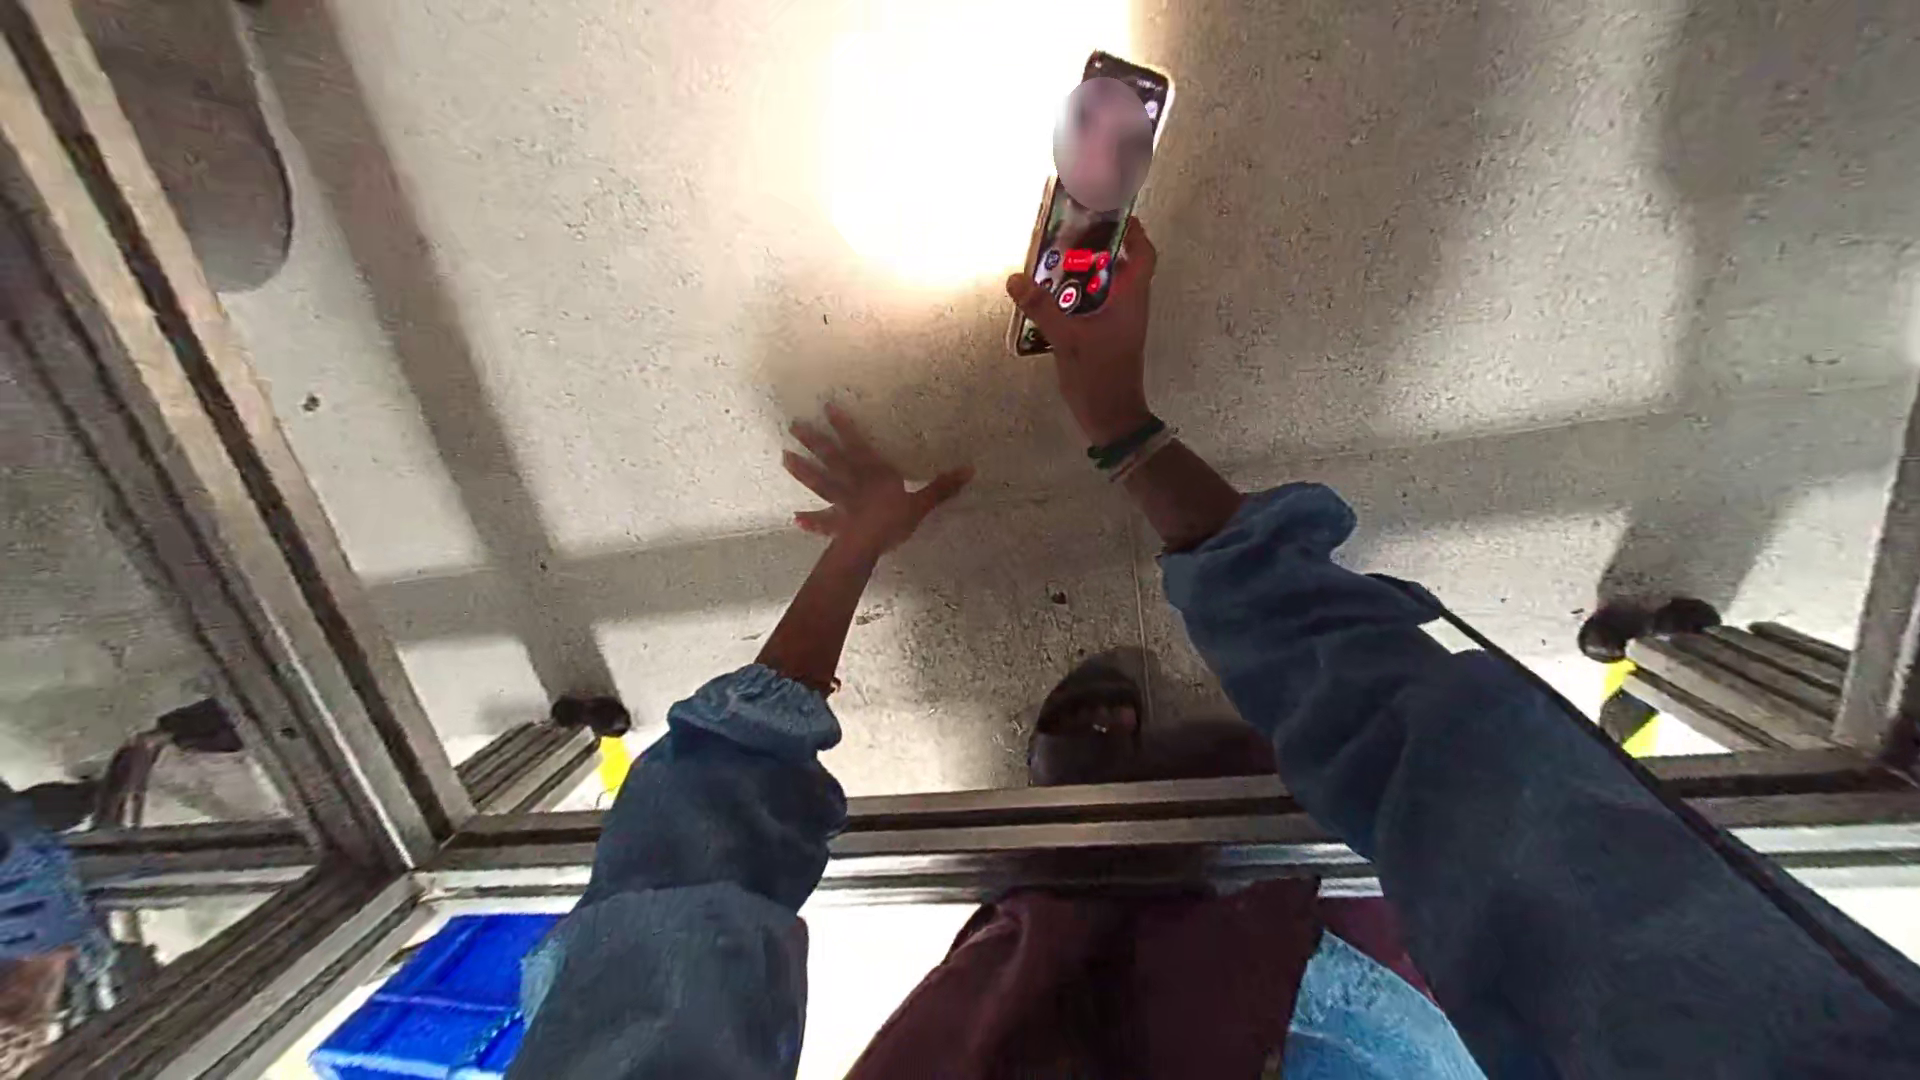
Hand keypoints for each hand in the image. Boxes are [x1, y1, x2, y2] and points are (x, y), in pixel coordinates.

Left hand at [783, 404, 972, 555]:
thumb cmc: (894, 521)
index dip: (843, 426)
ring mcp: (841, 504)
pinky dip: (810, 520)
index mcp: (874, 474)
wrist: (869, 545)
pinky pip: (822, 521)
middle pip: (831, 459)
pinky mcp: (836, 526)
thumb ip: (942, 487)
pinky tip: (796, 518)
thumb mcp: (922, 503)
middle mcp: (853, 483)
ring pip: (819, 483)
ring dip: (802, 471)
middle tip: (794, 426)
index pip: (857, 445)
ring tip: (785, 457)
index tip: (827, 408)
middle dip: (814, 442)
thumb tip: (970, 468)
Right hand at [1006, 216, 1157, 443]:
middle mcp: (1130, 308)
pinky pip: (1096, 308)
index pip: (1143, 255)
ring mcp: (1120, 325)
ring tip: (1057, 264)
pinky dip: (1080, 299)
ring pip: (1107, 289)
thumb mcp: (1068, 340)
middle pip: (1121, 267)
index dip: (1132, 232)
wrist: (1111, 419)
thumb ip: (1042, 308)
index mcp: (1131, 300)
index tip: (1110, 216)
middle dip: (1099, 250)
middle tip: (1070, 237)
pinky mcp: (1108, 340)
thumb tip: (1015, 279)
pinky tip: (1056, 300)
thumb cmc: (1098, 377)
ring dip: (1086, 276)